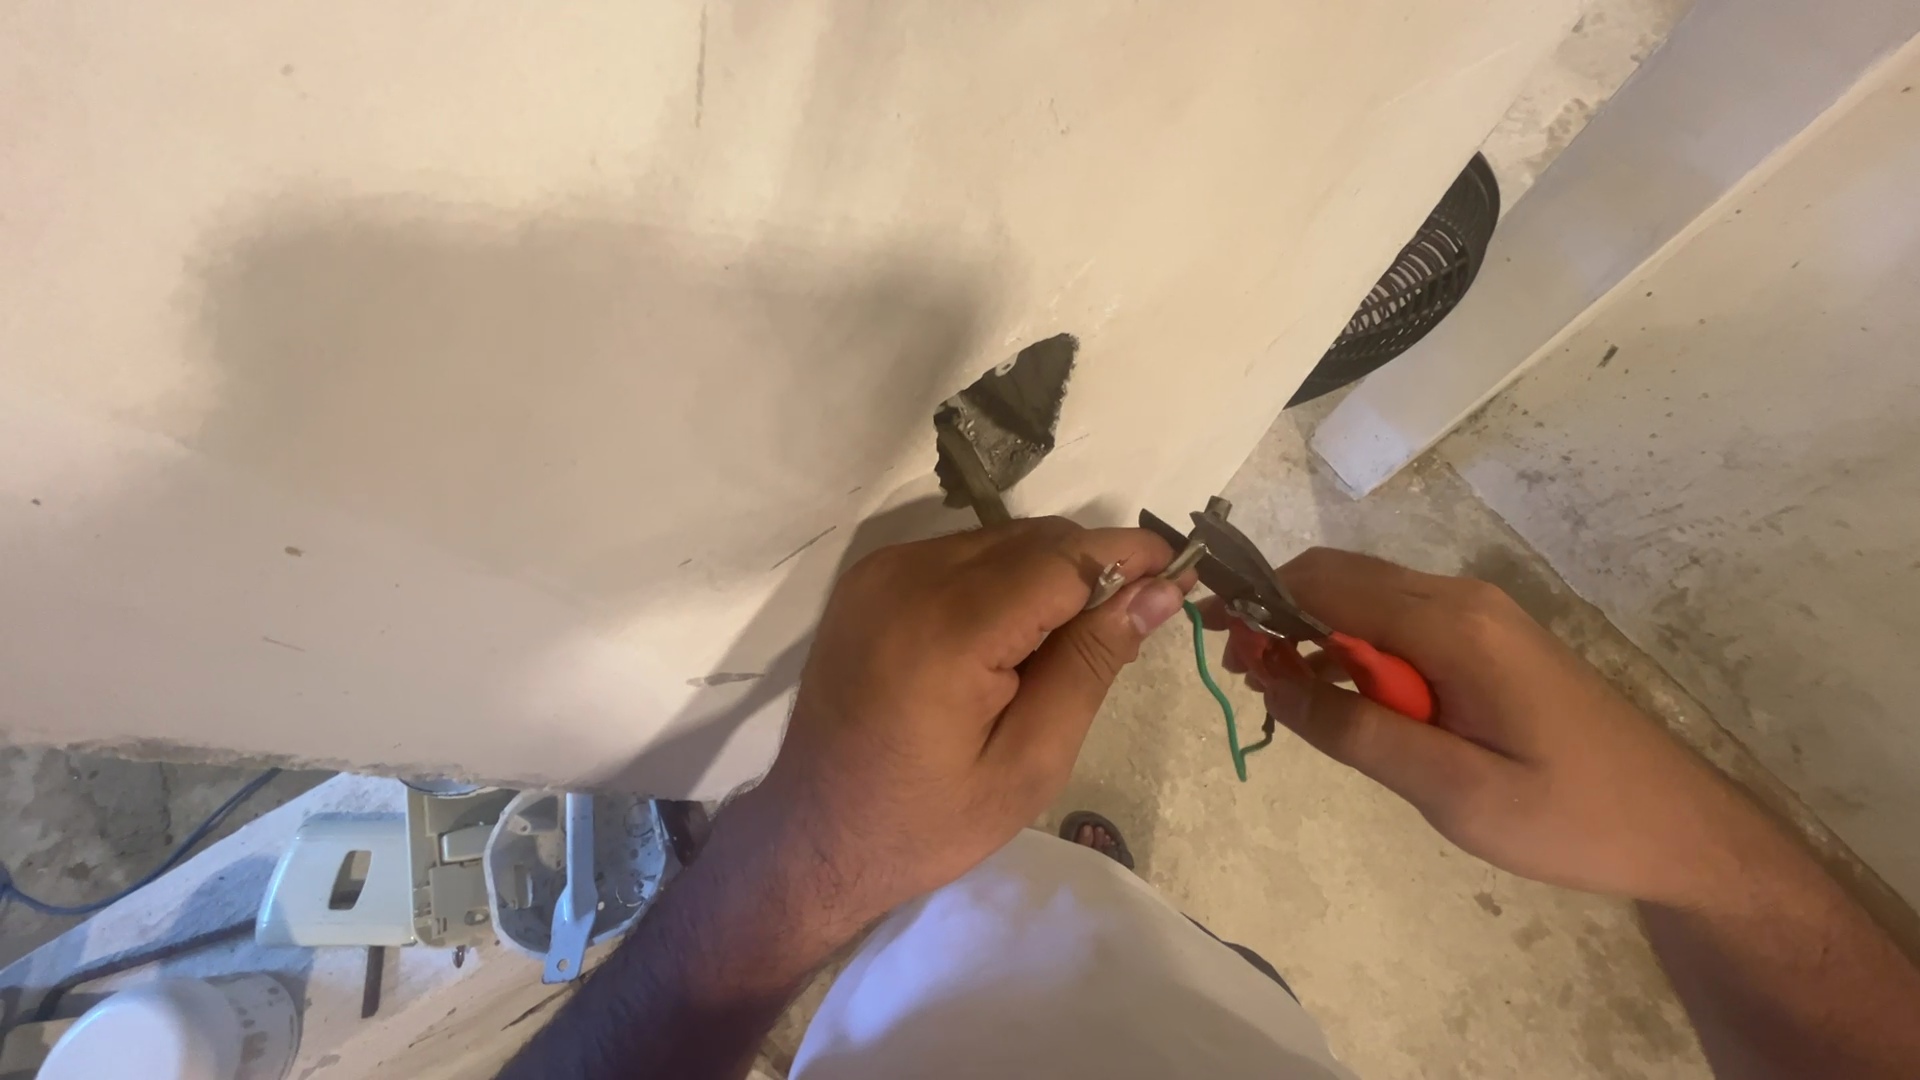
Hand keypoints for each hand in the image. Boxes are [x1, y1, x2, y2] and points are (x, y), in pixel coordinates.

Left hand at [736, 517, 1188, 933]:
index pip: (1062, 558)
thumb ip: (1091, 664)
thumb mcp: (1030, 762)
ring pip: (997, 540)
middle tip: (1127, 623)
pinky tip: (1006, 636)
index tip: (1179, 571)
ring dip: (1046, 573)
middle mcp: (907, 576)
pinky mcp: (867, 578)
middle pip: (1032, 539)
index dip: (1127, 558)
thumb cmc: (927, 820)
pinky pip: (959, 553)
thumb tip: (1157, 592)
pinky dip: (999, 578)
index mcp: (947, 629)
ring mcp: (880, 570)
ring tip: (1059, 645)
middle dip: (1091, 568)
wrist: (814, 831)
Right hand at [1211, 547, 1775, 908]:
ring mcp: (1470, 613)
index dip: (1259, 601)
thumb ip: (1353, 729)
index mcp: (1450, 624)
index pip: (1324, 582)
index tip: (1217, 638)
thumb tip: (1269, 680)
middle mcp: (1455, 599)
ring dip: (1306, 629)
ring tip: (1275, 685)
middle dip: (1275, 611)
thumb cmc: (1569, 816)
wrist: (1684, 832)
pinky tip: (1333, 691)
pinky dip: (1343, 643)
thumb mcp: (1451, 789)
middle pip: (1335, 575)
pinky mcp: (1477, 636)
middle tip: (1243, 669)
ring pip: (1358, 594)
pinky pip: (1387, 619)